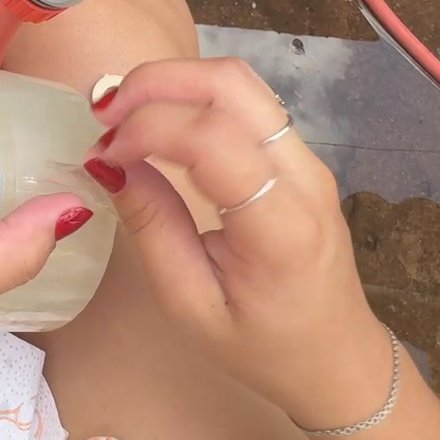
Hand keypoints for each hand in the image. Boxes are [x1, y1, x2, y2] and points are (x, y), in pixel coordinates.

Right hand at [82, 58, 393, 430]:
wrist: (337, 360)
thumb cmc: (261, 347)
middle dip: (154, 82)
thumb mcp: (189, 303)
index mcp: (280, 226)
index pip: (211, 139)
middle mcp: (302, 174)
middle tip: (105, 115)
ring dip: (171, 80)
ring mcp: (305, 156)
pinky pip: (241, 97)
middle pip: (228, 84)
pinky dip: (189, 92)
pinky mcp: (295, 151)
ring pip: (236, 79)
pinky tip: (156, 117)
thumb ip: (150, 226)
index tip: (102, 154)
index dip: (146, 129)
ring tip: (123, 112)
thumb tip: (105, 163)